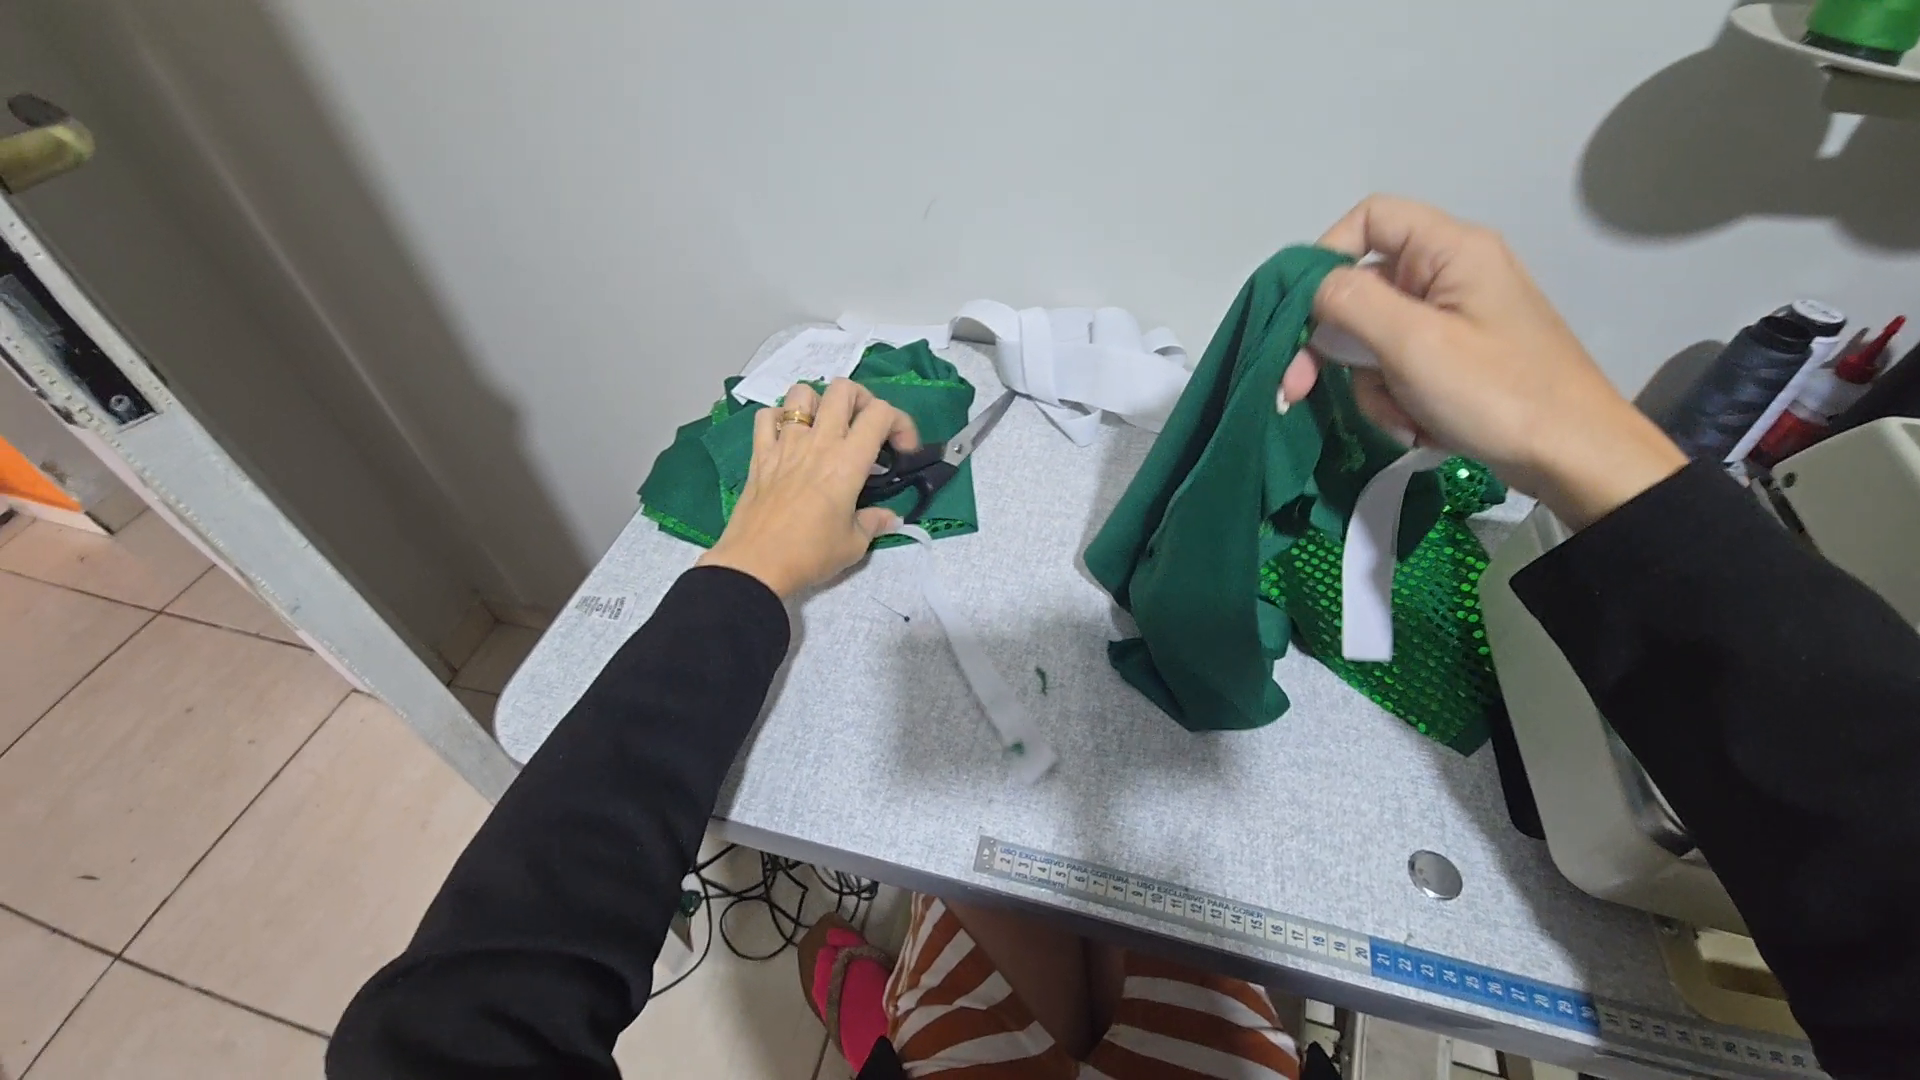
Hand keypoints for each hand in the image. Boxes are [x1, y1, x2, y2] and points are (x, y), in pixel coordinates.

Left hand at [696, 379, 919, 597]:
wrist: (755, 565)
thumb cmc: (810, 554)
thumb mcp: (854, 544)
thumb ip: (874, 522)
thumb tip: (889, 518)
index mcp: (848, 461)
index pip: (881, 414)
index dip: (901, 423)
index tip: (902, 451)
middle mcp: (818, 442)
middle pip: (843, 389)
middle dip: (863, 400)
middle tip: (866, 428)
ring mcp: (785, 444)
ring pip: (802, 393)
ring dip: (819, 403)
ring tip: (826, 428)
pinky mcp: (759, 454)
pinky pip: (767, 417)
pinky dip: (780, 419)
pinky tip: (788, 439)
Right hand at [1281, 195, 1685, 527]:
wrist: (1571, 455)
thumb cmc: (1495, 392)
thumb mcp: (1413, 344)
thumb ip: (1352, 303)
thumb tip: (1310, 287)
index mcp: (1449, 251)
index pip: (1370, 219)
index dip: (1324, 254)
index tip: (1297, 309)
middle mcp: (1447, 275)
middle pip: (1359, 290)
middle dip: (1330, 344)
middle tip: (1296, 390)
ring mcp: (1448, 319)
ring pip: (1370, 338)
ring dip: (1368, 383)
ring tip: (1398, 417)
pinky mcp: (1449, 358)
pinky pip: (1393, 368)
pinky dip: (1391, 398)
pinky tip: (1414, 424)